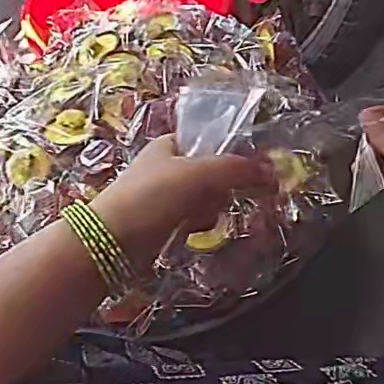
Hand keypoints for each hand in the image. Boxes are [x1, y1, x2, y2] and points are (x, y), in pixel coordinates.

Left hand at [91, 136, 273, 259]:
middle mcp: (168, 167)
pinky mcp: (165, 222)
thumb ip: (236, 169)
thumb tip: (272, 172)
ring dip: (208, 210)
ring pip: (208, 200)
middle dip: (218, 190)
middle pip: (215, 174)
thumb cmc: (151, 196)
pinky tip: (188, 232)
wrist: (112, 241)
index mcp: (170, 144)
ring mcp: (166, 196)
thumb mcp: (197, 173)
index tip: (252, 172)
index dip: (233, 156)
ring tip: (193, 218)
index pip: (212, 142)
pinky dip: (196, 226)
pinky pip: (195, 219)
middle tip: (210, 197)